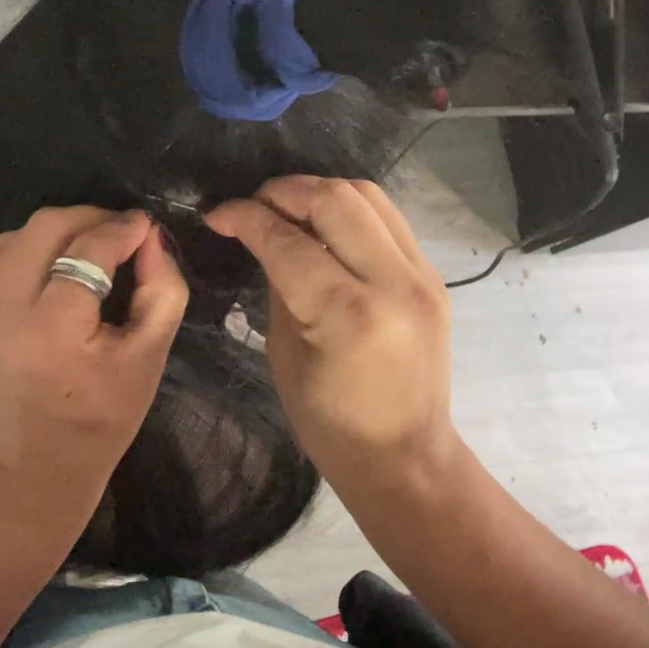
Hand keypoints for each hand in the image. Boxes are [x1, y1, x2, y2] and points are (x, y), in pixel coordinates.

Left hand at [0, 206, 189, 506]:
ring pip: (15, 235)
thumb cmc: (104, 416)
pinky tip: (45, 261)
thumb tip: (150, 236)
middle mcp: (3, 312)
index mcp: (53, 330)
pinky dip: (19, 245)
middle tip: (119, 231)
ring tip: (85, 246)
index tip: (144, 225)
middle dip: (90, 218)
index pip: (89, 250)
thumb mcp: (150, 356)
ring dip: (55, 230)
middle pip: (46, 229)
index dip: (122, 229)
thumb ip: (162, 289)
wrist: (40, 464)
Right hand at [204, 176, 456, 489]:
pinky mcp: (432, 275)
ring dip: (318, 192)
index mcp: (347, 314)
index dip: (245, 216)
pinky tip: (322, 227)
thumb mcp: (283, 354)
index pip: (287, 239)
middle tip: (252, 206)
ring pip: (367, 195)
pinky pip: (387, 218)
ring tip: (286, 210)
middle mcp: (392, 283)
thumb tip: (263, 237)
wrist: (404, 456)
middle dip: (282, 191)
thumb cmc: (329, 423)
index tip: (217, 215)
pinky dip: (348, 209)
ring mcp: (421, 276)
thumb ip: (277, 284)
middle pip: (333, 199)